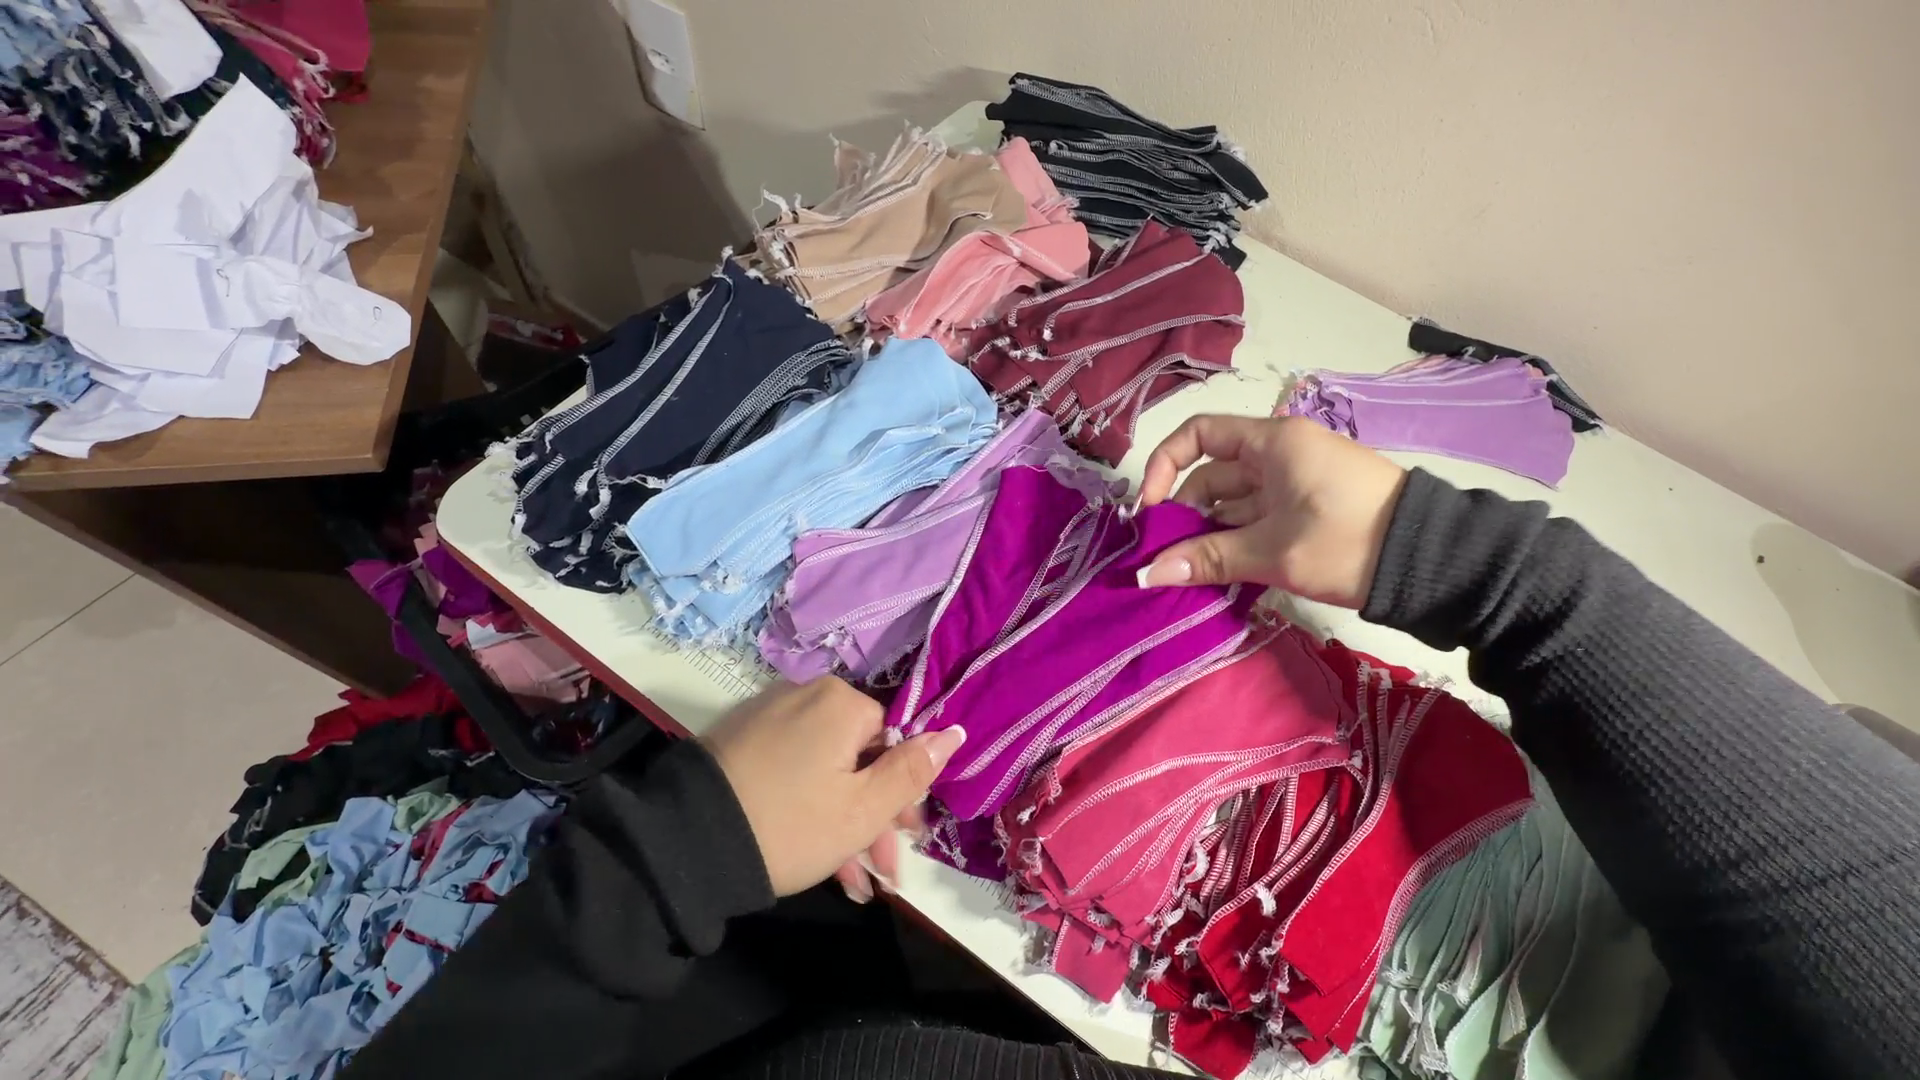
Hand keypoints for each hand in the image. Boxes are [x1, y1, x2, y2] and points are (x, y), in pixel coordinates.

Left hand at [701, 679, 966, 898]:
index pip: (895, 738)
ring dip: (844, 821)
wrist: (685, 845)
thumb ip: (913, 771)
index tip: (908, 838)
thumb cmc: (789, 825)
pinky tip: (817, 857)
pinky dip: (809, 805)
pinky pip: (793, 767)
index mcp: (841, 703)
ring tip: (851, 880)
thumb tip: (956, 730)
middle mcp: (806, 695)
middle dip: (874, 815)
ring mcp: (770, 716)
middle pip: (859, 756)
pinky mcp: (742, 739)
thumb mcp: (862, 810)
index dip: (905, 791)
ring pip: (826, 768)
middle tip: (881, 870)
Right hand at [1136, 415, 1407, 607]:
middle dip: (1185, 514)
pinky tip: (1223, 575)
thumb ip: (1207, 559)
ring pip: (1234, 503)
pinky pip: (1258, 519)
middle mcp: (1281, 454)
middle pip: (1212, 474)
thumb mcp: (1273, 552)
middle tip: (1168, 557)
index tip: (1151, 510)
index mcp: (1272, 443)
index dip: (1164, 466)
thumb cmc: (1348, 541)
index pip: (1198, 434)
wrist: (1436, 563)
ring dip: (1210, 535)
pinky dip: (1237, 542)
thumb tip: (1148, 573)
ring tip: (1193, 574)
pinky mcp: (1309, 510)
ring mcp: (1296, 483)